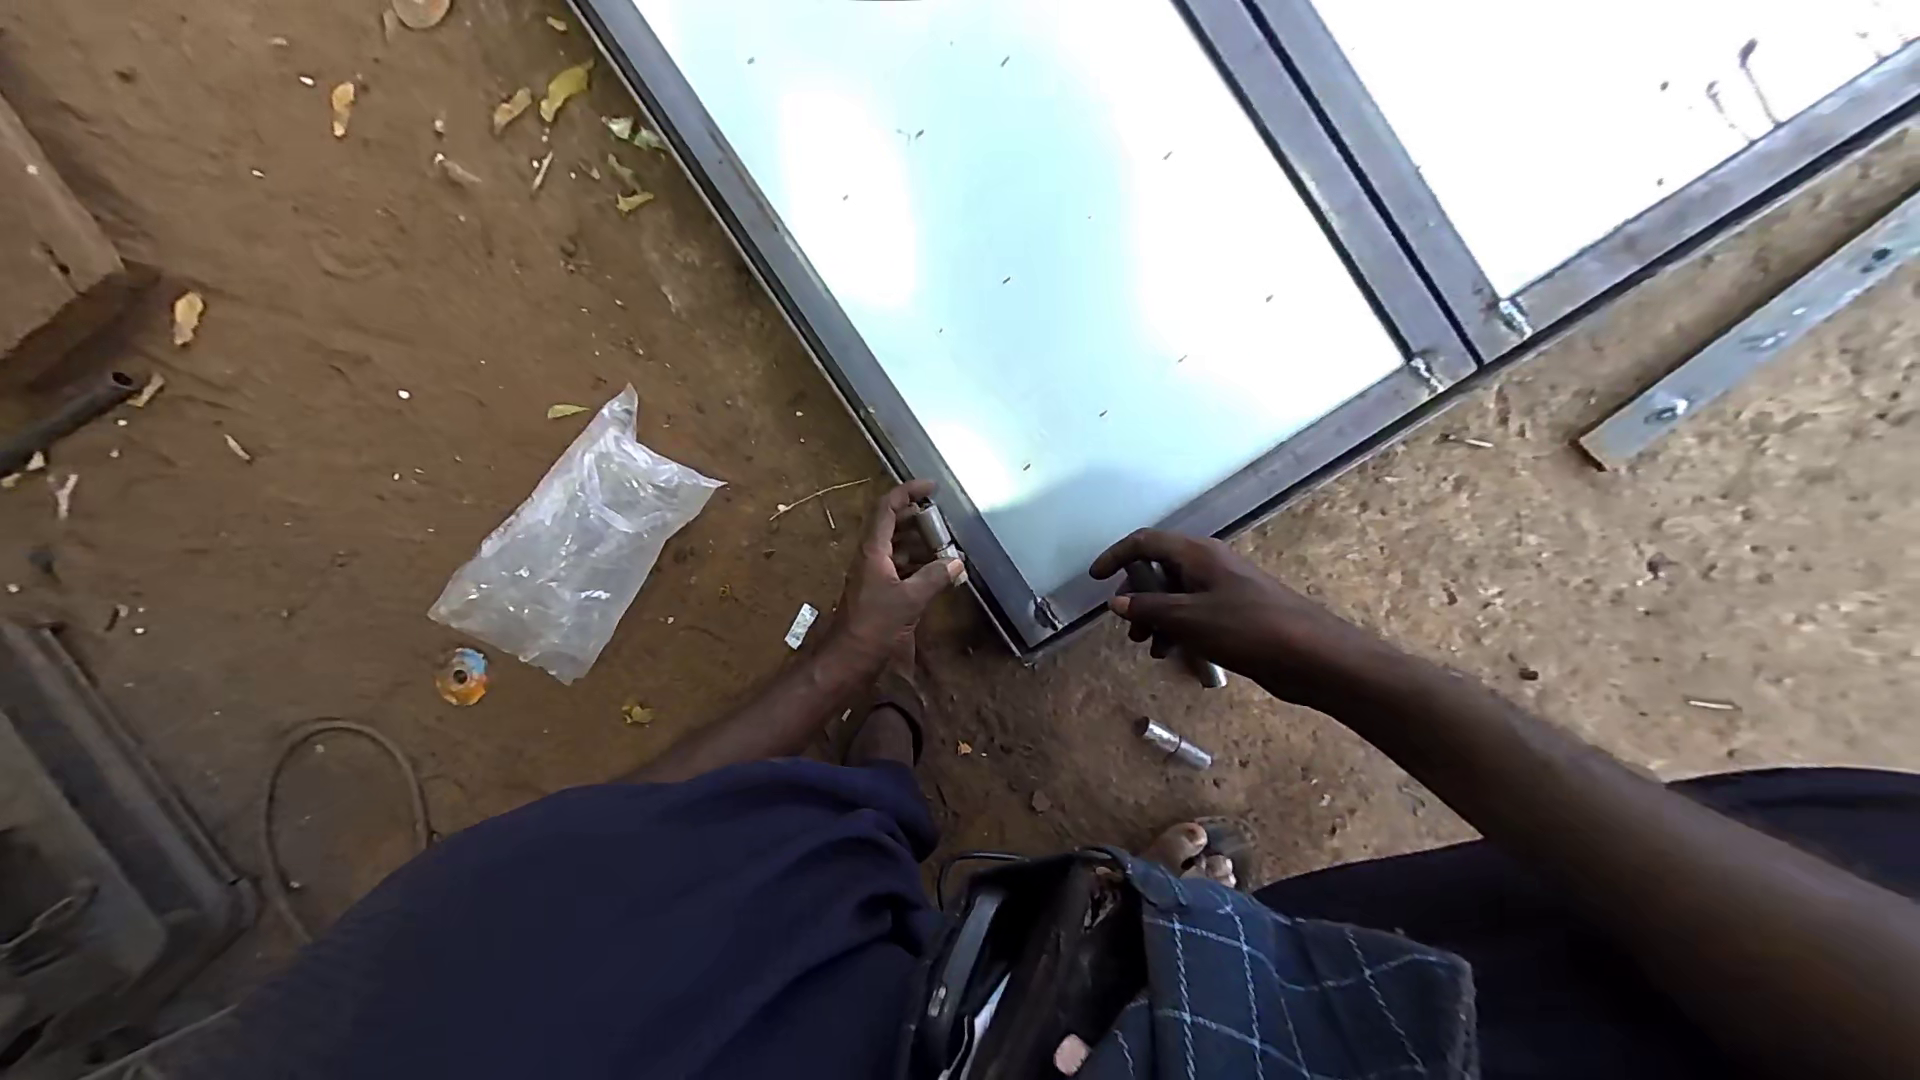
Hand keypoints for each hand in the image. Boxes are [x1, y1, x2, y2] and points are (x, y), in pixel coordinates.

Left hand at [827, 479, 963, 669]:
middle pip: (892, 524)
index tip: (931, 488)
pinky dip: (918, 564)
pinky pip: (899, 567)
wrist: (848, 658)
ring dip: (920, 542)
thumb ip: (934, 578)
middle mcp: (870, 557)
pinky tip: (937, 573)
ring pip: (896, 547)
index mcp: (872, 551)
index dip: (907, 492)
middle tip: (943, 520)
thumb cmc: (873, 626)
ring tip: (946, 545)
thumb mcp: (909, 600)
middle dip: (917, 518)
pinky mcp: (878, 591)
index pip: (887, 508)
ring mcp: (873, 574)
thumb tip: (956, 562)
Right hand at [1089, 529, 1395, 709]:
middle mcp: (1207, 564)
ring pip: (1174, 594)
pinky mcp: (1234, 612)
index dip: (1116, 556)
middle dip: (1136, 596)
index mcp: (1196, 554)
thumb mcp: (1189, 619)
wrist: (1313, 656)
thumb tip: (1116, 601)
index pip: (1144, 542)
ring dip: (1155, 616)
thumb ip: (1148, 609)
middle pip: (1158, 569)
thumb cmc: (1248, 629)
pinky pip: (1193, 612)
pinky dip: (1176, 628)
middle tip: (1127, 625)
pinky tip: (1172, 653)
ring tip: (1148, 645)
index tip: (1095, 578)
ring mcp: (1222, 587)